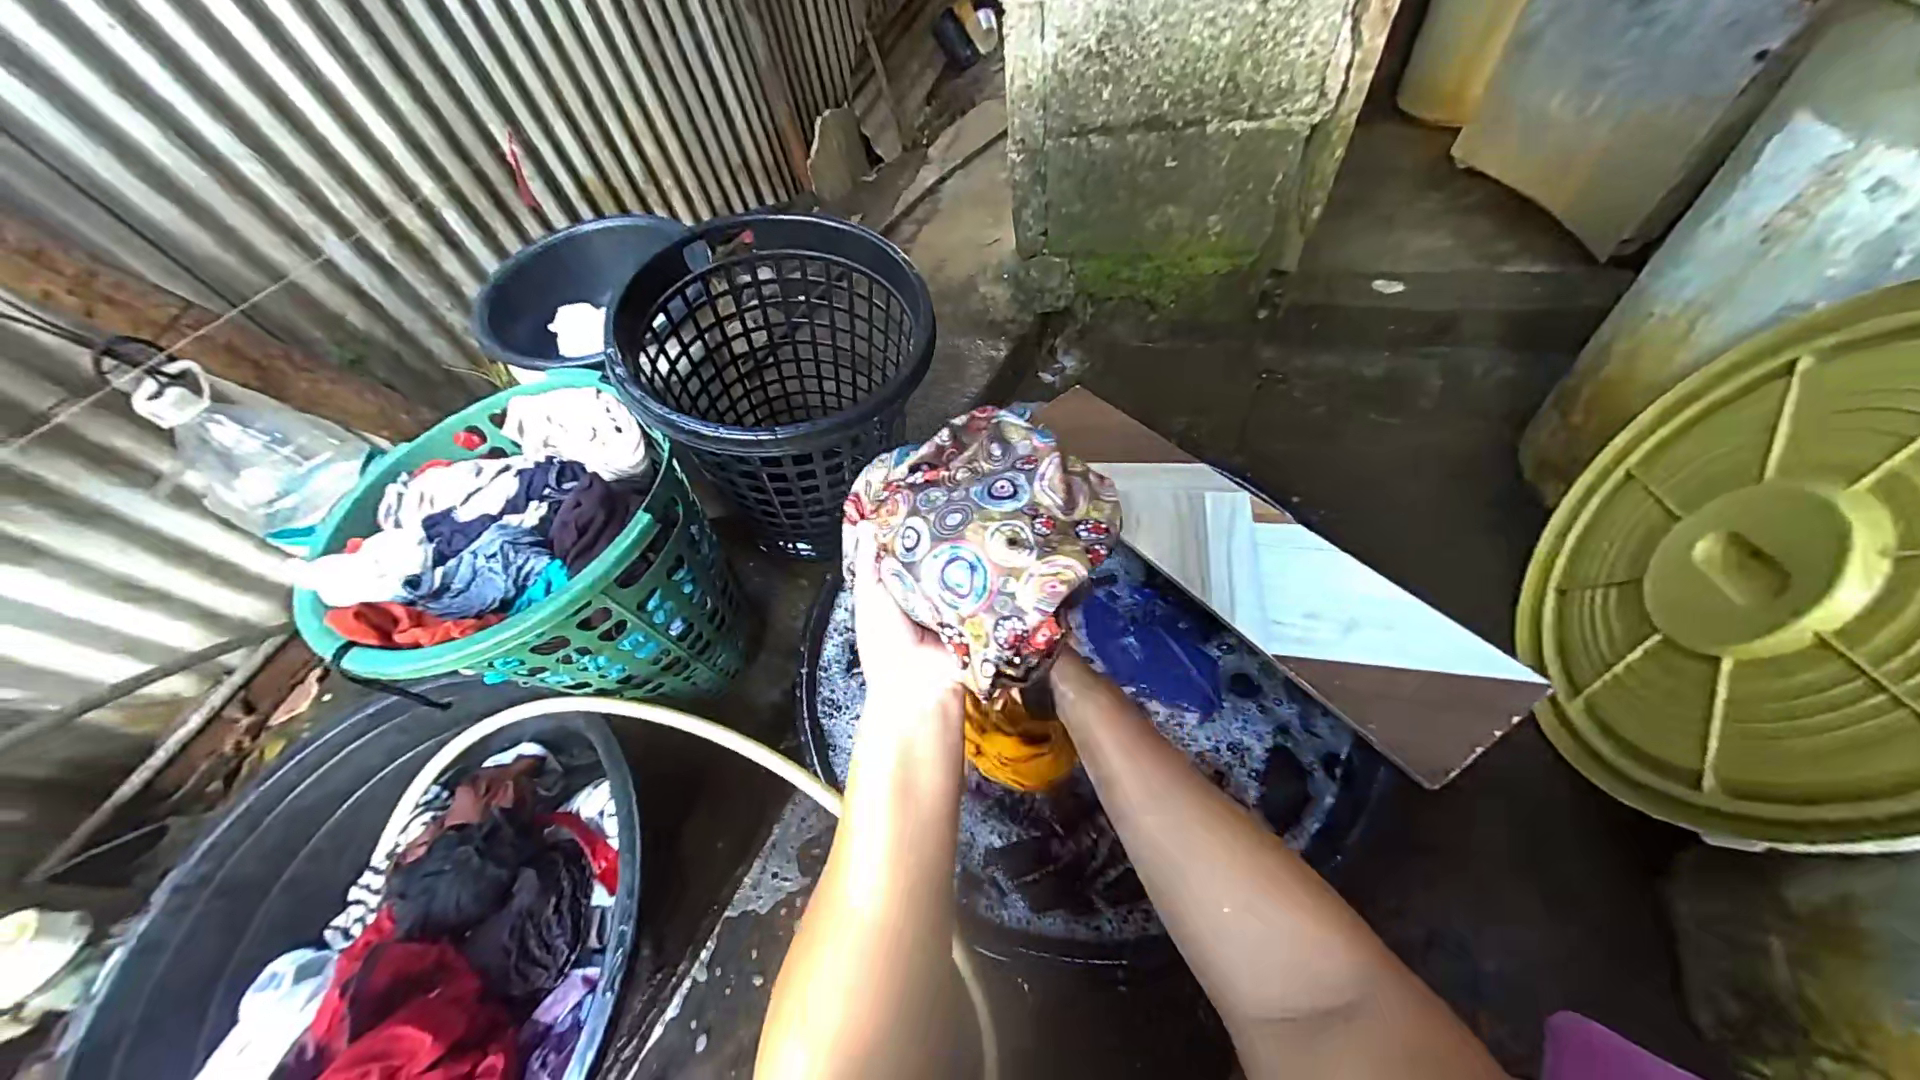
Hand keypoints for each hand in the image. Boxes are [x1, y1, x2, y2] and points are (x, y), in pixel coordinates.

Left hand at [849, 522, 965, 721]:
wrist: (916, 685)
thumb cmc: (883, 644)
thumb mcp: (868, 595)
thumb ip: (867, 561)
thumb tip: (864, 522)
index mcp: (898, 590)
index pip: (908, 552)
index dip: (914, 531)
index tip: (924, 503)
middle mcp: (926, 595)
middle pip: (937, 560)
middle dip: (944, 542)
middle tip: (955, 510)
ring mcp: (951, 605)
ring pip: (960, 573)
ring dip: (965, 560)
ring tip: (975, 528)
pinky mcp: (973, 616)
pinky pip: (979, 593)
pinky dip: (981, 581)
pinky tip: (987, 559)